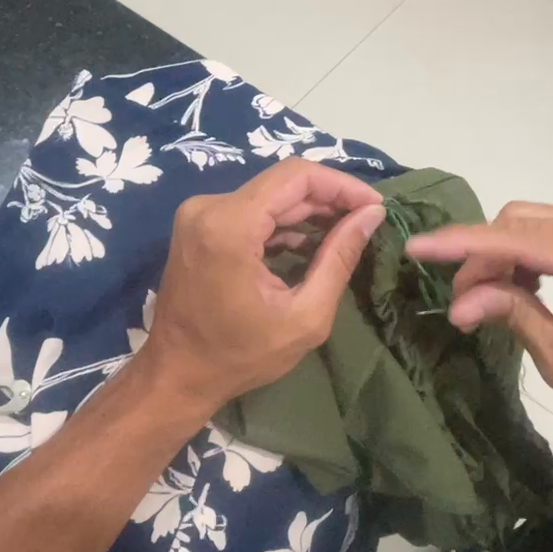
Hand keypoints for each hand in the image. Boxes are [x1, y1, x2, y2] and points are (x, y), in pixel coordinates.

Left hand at [138, 158, 384, 415]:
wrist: (176, 374)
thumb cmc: (239, 356)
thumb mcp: (304, 316)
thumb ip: (339, 259)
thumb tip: (372, 215)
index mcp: (230, 225)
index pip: (296, 176)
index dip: (342, 184)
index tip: (376, 205)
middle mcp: (209, 207)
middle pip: (283, 184)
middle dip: (330, 198)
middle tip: (368, 221)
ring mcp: (200, 214)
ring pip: (269, 196)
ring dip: (309, 211)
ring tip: (349, 232)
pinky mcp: (200, 226)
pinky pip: (251, 211)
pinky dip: (284, 223)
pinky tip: (314, 242)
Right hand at [406, 203, 552, 468]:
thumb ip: (517, 318)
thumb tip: (460, 301)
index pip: (530, 240)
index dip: (469, 244)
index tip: (418, 248)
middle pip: (528, 220)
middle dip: (482, 255)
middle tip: (461, 303)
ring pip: (538, 221)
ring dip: (501, 253)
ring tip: (484, 299)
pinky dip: (525, 252)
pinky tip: (519, 286)